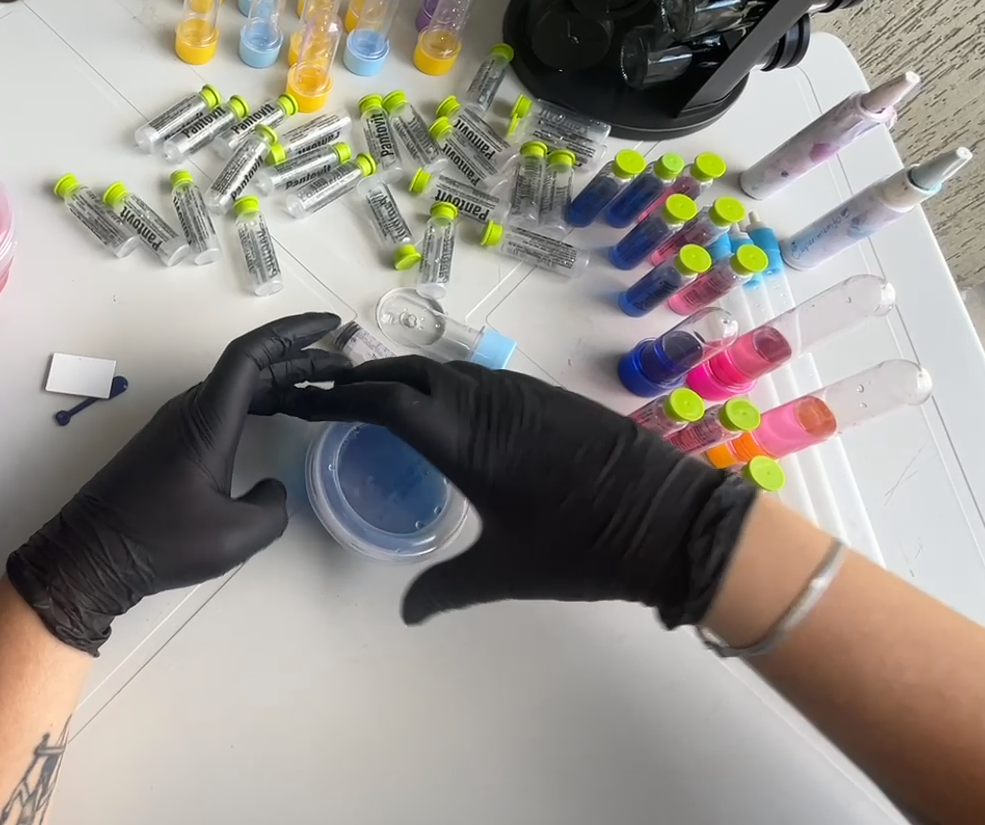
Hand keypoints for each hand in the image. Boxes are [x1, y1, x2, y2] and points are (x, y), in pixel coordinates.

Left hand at [8, 312, 348, 653]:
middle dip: (298, 357)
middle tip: (342, 363)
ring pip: (238, 385)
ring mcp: (179, 421)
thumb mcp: (233, 535)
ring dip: (280, 379)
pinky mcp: (172, 439)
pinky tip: (281, 413)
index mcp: (208, 417)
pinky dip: (260, 400)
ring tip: (322, 386)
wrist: (92, 554)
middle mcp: (192, 407)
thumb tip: (274, 489)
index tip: (328, 326)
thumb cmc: (160, 541)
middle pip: (250, 365)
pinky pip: (225, 403)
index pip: (251, 354)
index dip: (292, 333)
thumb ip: (271, 508)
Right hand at [272, 357, 756, 627]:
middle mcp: (484, 403)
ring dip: (402, 374)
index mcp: (466, 441)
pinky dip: (440, 379)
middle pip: (407, 371)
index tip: (308, 399)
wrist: (675, 519)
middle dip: (363, 376)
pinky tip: (441, 403)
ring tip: (378, 392)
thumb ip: (447, 588)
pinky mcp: (542, 392)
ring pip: (442, 367)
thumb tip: (406, 616)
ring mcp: (516, 391)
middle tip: (334, 390)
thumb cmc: (584, 546)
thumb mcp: (509, 570)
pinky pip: (473, 373)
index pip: (386, 402)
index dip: (340, 397)